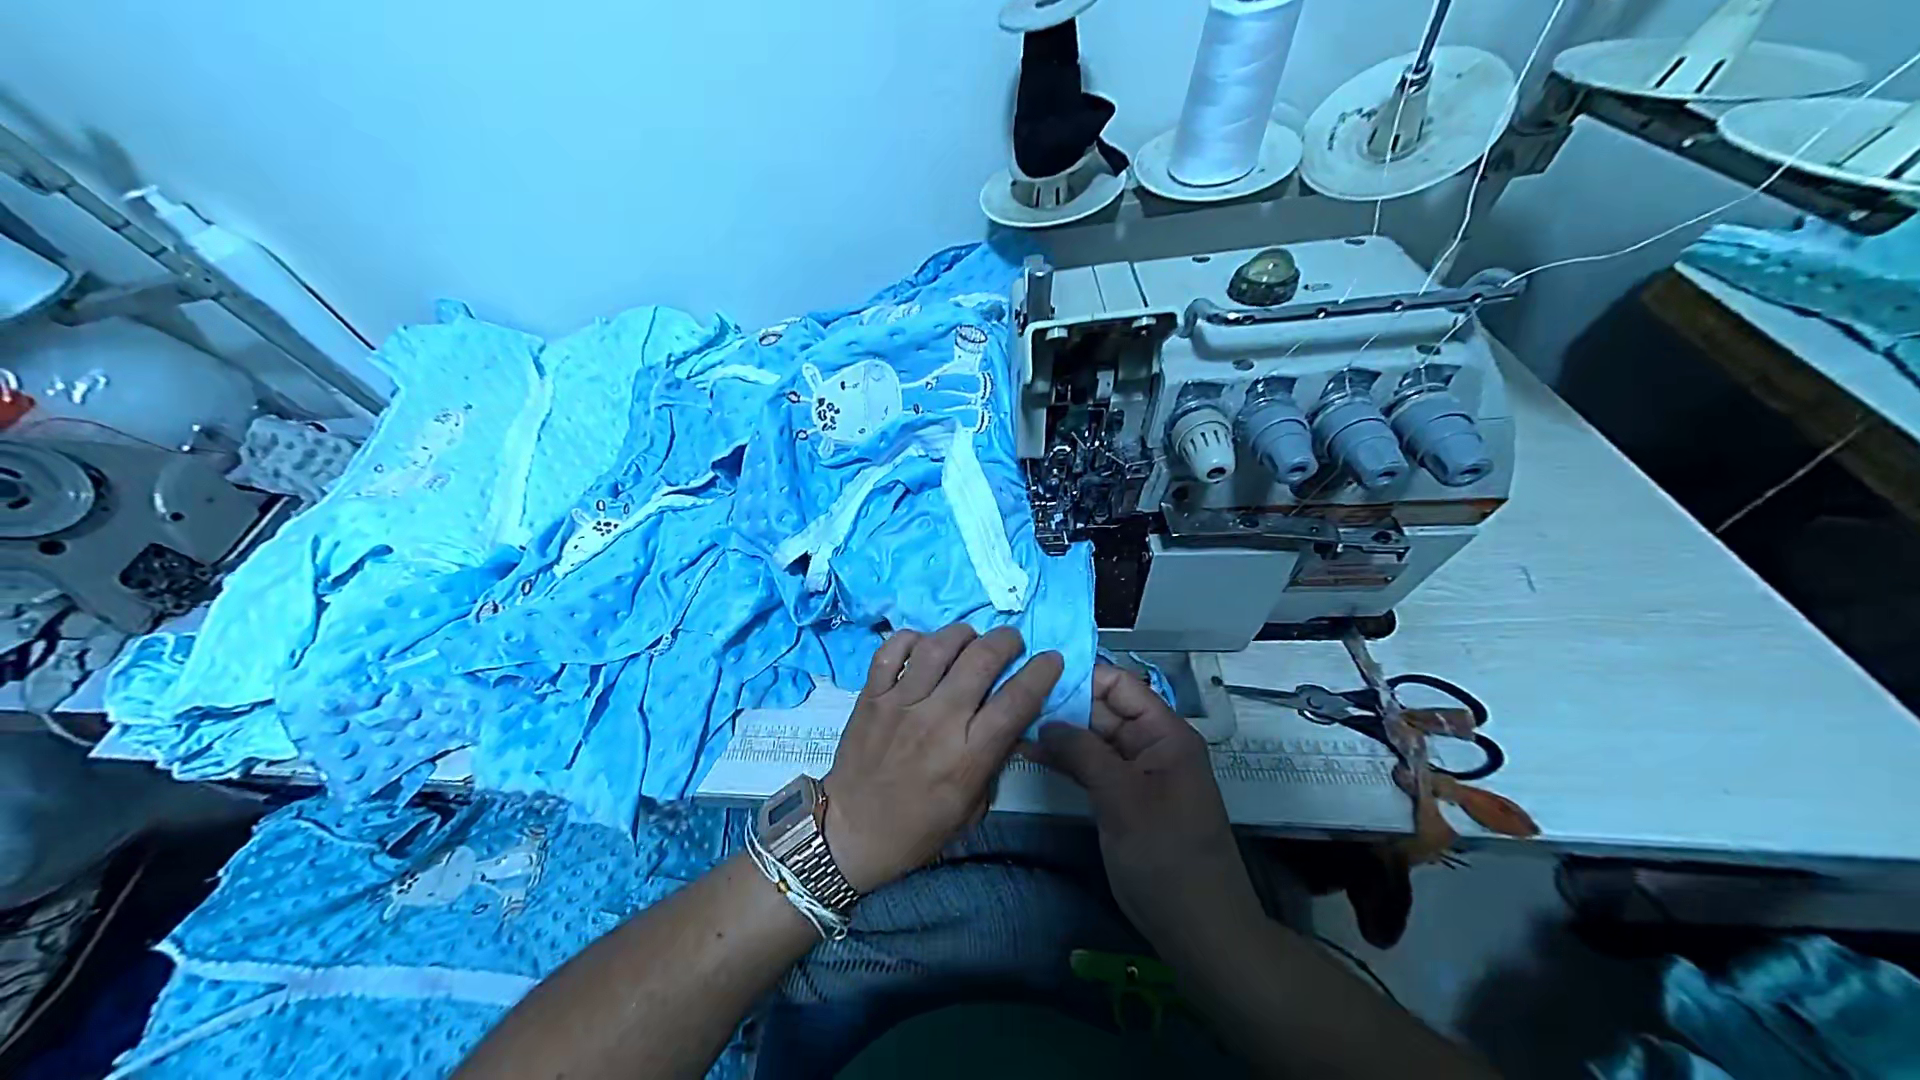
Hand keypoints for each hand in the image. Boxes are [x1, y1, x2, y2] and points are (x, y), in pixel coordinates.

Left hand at [822, 623, 1061, 893]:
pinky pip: (892, 650)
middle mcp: (938, 720)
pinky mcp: (871, 695)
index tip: (1051, 658)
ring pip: (939, 645)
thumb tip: (1014, 722)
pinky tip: (924, 644)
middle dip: (1006, 641)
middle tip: (1010, 642)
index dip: (1040, 672)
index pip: (1016, 700)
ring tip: (971, 638)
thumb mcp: (972, 806)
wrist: (851, 832)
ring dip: (963, 634)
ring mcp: (901, 703)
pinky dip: (912, 638)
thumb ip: (995, 760)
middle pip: (981, 659)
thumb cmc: (919, 828)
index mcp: (968, 755)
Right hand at [1027, 665, 1261, 947]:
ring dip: (1059, 733)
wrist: (1197, 927)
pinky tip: (1031, 753)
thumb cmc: (1166, 855)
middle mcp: (1150, 744)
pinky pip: (1091, 767)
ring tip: (1013, 722)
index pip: (1120, 686)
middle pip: (1103, 709)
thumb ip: (1083, 753)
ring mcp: (1135, 773)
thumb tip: (1045, 721)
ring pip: (1093, 739)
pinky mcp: (1122, 798)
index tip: (1036, 673)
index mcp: (1164, 733)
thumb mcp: (1123, 798)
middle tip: (1013, 698)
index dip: (1081, 676)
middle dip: (1062, 703)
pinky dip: (1065, 760)